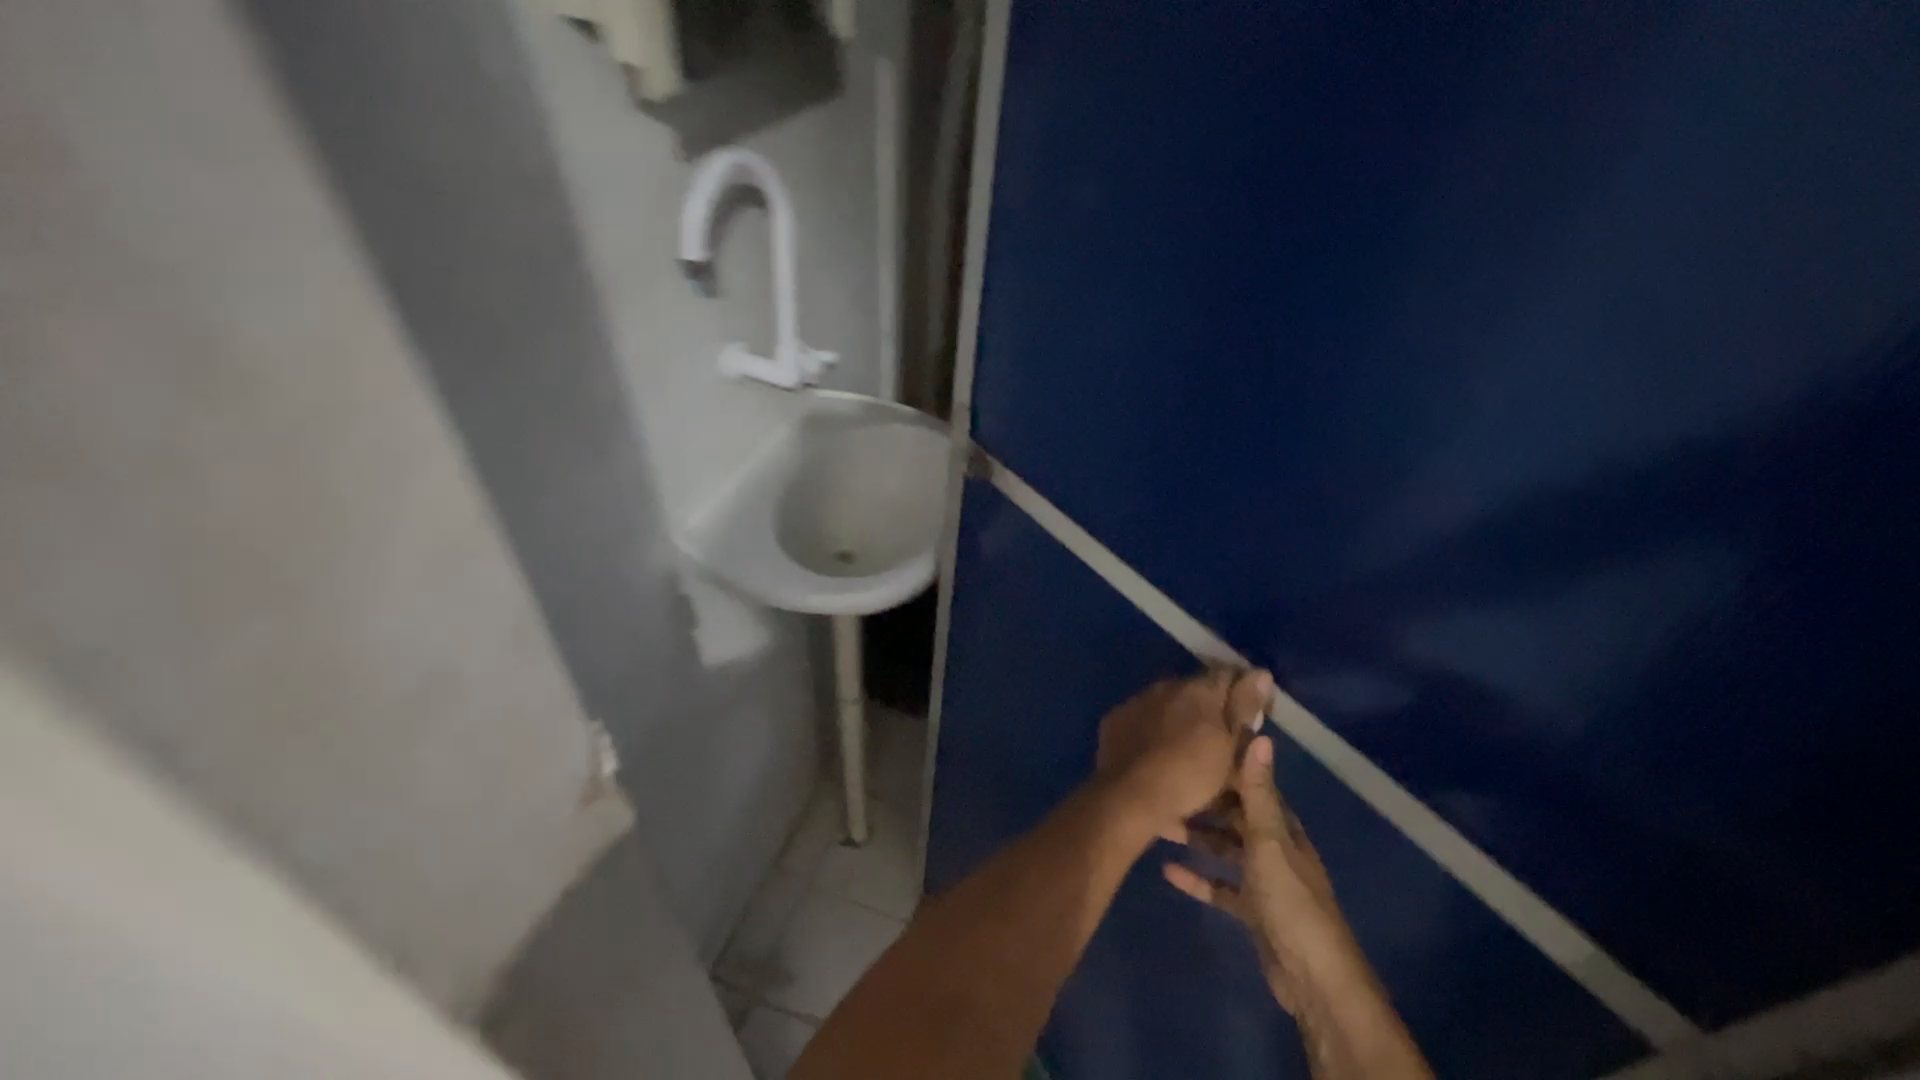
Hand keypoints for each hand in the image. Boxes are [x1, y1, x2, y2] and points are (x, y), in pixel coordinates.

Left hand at [1094, 668, 1272, 841]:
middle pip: (1197, 690)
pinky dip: (1154, 731)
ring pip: (1168, 704)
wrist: (1128, 796)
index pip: (1230, 675)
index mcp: (1199, 689)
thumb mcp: (1229, 747)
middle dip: (1211, 708)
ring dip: (1181, 719)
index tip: (1257, 716)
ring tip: (1189, 751)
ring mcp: (1138, 702)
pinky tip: (1158, 755)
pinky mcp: (1115, 721)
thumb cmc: (1189, 775)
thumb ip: (1244, 708)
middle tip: (1223, 740)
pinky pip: (1143, 719)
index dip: (1246, 692)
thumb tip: (1261, 672)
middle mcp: (1167, 686)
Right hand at [1163, 735, 1353, 1013]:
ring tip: (1159, 824)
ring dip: (1197, 838)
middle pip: (1236, 818)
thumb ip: (1259, 794)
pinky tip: (1167, 870)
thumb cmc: (1290, 901)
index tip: (1193, 748)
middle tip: (1164, 787)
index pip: (1254, 788)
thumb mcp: (1270, 842)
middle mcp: (1275, 849)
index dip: (1228, 769)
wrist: (1311, 976)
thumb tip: (1261, 737)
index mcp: (1284, 829)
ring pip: (1225, 850)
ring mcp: (1263, 882)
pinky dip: (1197, 878)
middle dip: (1205, 803)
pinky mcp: (1251, 912)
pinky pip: (1220, 887)